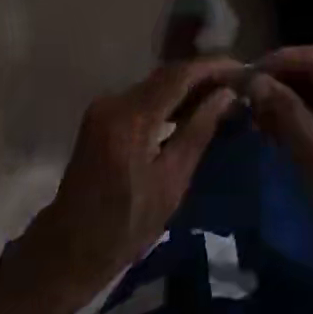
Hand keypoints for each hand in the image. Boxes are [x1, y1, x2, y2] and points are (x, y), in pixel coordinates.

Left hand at [0, 57, 242, 313]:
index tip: (241, 68)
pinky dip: (169, 98)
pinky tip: (191, 109)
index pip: (178, 76)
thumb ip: (198, 132)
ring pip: (155, 84)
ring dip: (187, 86)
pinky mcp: (102, 114)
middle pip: (166, 75)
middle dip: (202, 74)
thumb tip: (227, 95)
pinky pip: (143, 96)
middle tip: (237, 82)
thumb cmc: (126, 225)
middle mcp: (115, 101)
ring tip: (222, 94)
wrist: (71, 246)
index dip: (211, 67)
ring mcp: (105, 106)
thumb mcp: (171, 183)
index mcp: (130, 119)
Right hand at [250, 47, 312, 313]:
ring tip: (253, 105)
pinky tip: (268, 123)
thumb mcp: (311, 148)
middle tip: (248, 88)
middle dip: (279, 77)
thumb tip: (253, 79)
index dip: (280, 60)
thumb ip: (283, 109)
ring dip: (282, 94)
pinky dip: (291, 111)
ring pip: (312, 90)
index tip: (250, 72)